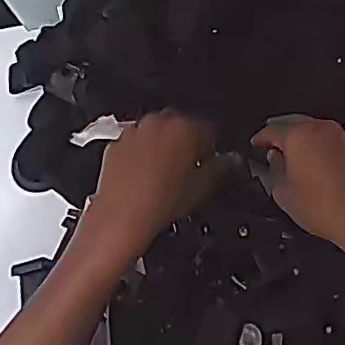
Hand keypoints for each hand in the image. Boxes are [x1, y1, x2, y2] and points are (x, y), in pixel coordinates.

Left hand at [79, 112, 215, 254]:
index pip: (208, 127)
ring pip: (156, 134)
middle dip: (187, 144)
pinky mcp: (116, 144)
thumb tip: (228, 163)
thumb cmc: (156, 205)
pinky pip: (135, 144)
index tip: (211, 158)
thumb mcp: (201, 189)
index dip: (212, 145)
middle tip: (189, 169)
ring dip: (163, 148)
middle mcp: (158, 123)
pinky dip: (141, 154)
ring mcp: (134, 132)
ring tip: (166, 176)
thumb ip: (220, 169)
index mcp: (185, 128)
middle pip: (181, 127)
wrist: (119, 220)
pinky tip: (145, 177)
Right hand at [251, 118, 344, 282]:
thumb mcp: (283, 193)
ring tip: (294, 165)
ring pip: (313, 133)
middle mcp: (321, 130)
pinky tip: (315, 171)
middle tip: (271, 151)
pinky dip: (318, 151)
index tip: (256, 143)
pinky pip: (328, 142)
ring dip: (301, 144)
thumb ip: (273, 170)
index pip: (271, 129)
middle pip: (293, 126)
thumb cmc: (329, 207)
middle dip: (281, 138)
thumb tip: (275, 162)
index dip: (260, 138)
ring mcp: (340, 137)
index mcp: (299, 135)